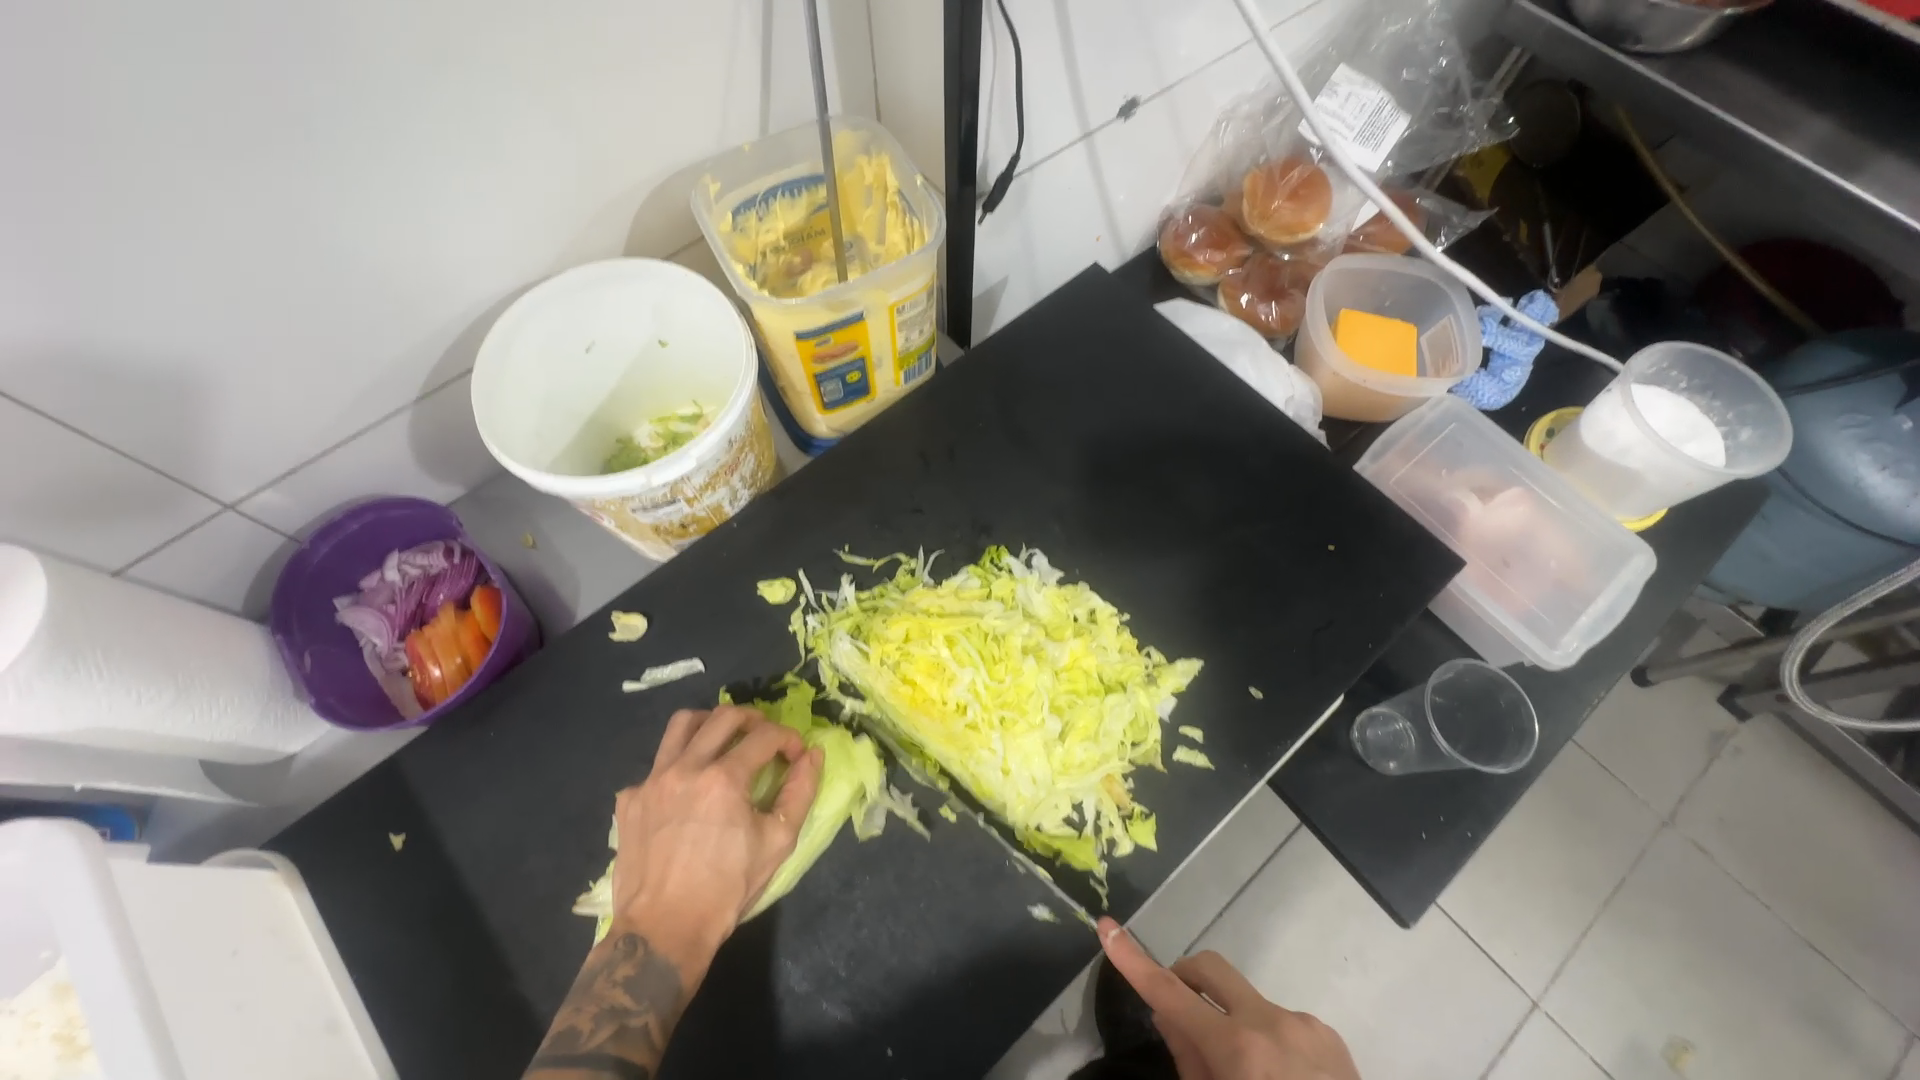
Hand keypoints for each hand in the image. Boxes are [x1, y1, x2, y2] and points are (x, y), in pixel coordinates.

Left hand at [608, 706, 822, 973]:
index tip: (796, 754)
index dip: (788, 738)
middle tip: (766, 736)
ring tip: (724, 739)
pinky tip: (688, 787)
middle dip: (754, 718)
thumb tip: (812, 755)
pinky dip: (678, 763)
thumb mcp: (777, 843)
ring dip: (710, 723)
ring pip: (681, 725)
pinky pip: (656, 764)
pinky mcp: (630, 799)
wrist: (664, 930)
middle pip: (723, 716)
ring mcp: (652, 781)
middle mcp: (685, 768)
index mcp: (724, 779)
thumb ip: (800, 792)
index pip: (765, 736)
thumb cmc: (727, 889)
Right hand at [1097, 917, 1361, 1079]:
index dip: (1133, 960)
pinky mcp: (1329, 1035)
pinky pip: (1283, 1024)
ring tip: (1247, 1076)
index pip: (1169, 993)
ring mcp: (1304, 1024)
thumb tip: (1171, 1018)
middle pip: (1209, 968)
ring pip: (1248, 1004)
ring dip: (1233, 1026)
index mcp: (1238, 1049)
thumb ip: (1190, 1062)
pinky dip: (1268, 1043)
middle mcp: (1270, 1022)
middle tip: (1176, 1010)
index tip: (1106, 927)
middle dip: (1184, 976)